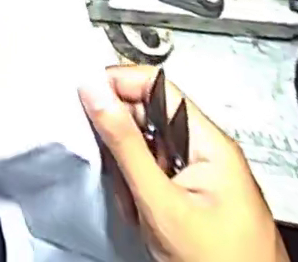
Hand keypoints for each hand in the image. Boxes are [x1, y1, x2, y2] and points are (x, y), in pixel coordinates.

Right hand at [79, 65, 288, 261]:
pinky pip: (157, 173)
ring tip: (131, 201)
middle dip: (122, 136)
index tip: (87, 97)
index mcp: (210, 142)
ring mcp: (203, 176)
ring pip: (150, 145)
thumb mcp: (161, 204)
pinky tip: (141, 213)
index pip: (155, 84)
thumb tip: (95, 91)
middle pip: (150, 114)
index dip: (118, 84)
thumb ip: (124, 144)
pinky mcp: (196, 198)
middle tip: (109, 163)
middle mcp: (209, 152)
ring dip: (130, 167)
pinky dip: (140, 187)